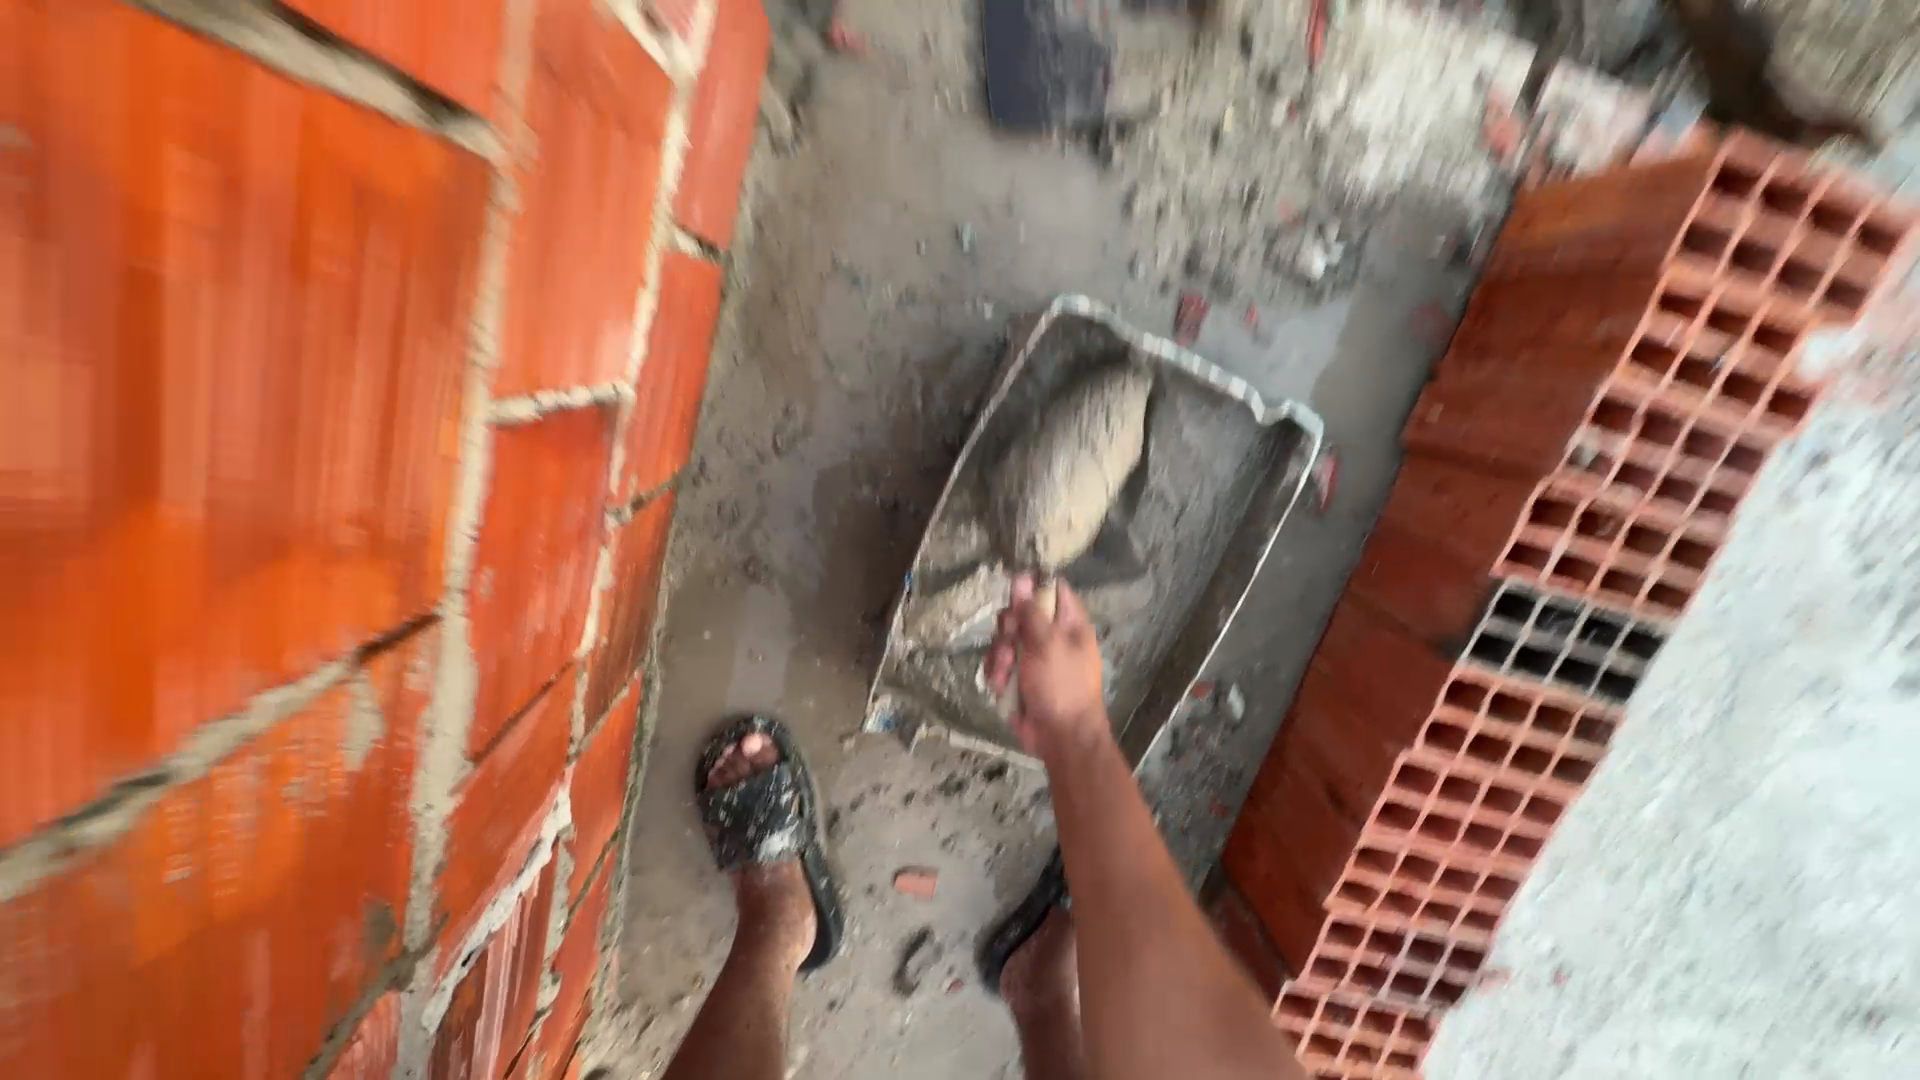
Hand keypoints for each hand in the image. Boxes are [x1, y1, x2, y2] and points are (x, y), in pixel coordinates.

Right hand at [985, 574, 1107, 758]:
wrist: (1061, 737)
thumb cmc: (1063, 685)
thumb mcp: (1048, 643)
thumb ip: (1031, 611)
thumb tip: (1022, 578)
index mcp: (1069, 624)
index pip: (1052, 590)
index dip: (1032, 585)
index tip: (1013, 588)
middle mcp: (1051, 638)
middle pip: (1021, 614)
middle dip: (1009, 627)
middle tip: (1011, 638)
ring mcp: (1033, 659)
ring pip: (1004, 640)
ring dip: (1000, 655)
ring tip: (1006, 670)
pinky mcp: (1017, 679)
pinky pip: (998, 665)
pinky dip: (997, 674)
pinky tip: (1002, 685)